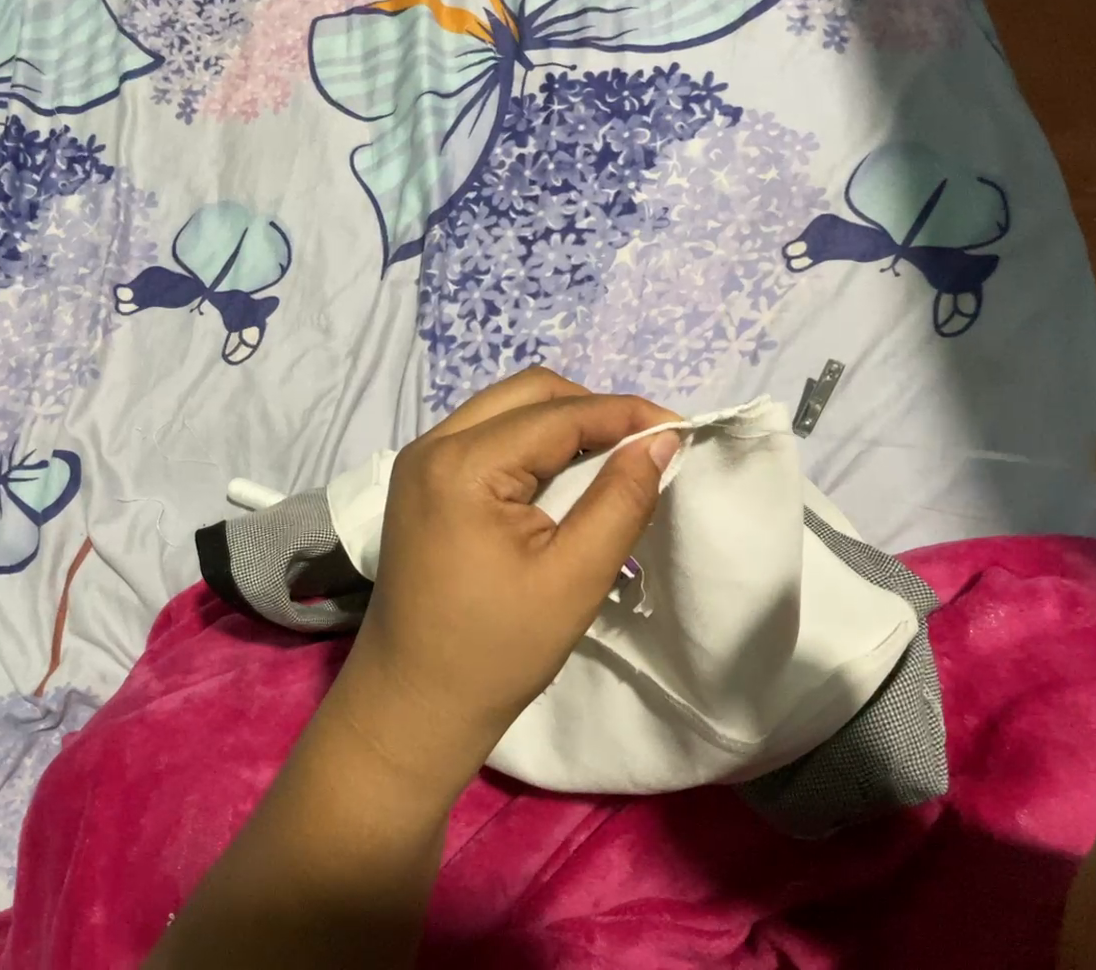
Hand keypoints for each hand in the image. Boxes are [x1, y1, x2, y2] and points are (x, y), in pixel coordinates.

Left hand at [328, 368, 679, 794]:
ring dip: (561, 425)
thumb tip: (661, 440)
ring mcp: (419, 462)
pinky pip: (485, 437)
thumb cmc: (495, 651)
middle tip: (643, 448)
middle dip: (592, 411)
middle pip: (527, 394)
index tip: (682, 431)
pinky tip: (561, 477)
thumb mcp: (574, 578)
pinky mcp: (420, 482)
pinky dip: (530, 445)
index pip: (558, 415)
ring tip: (610, 461)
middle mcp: (432, 446)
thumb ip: (621, 500)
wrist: (413, 701)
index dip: (626, 415)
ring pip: (505, 409)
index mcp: (462, 465)